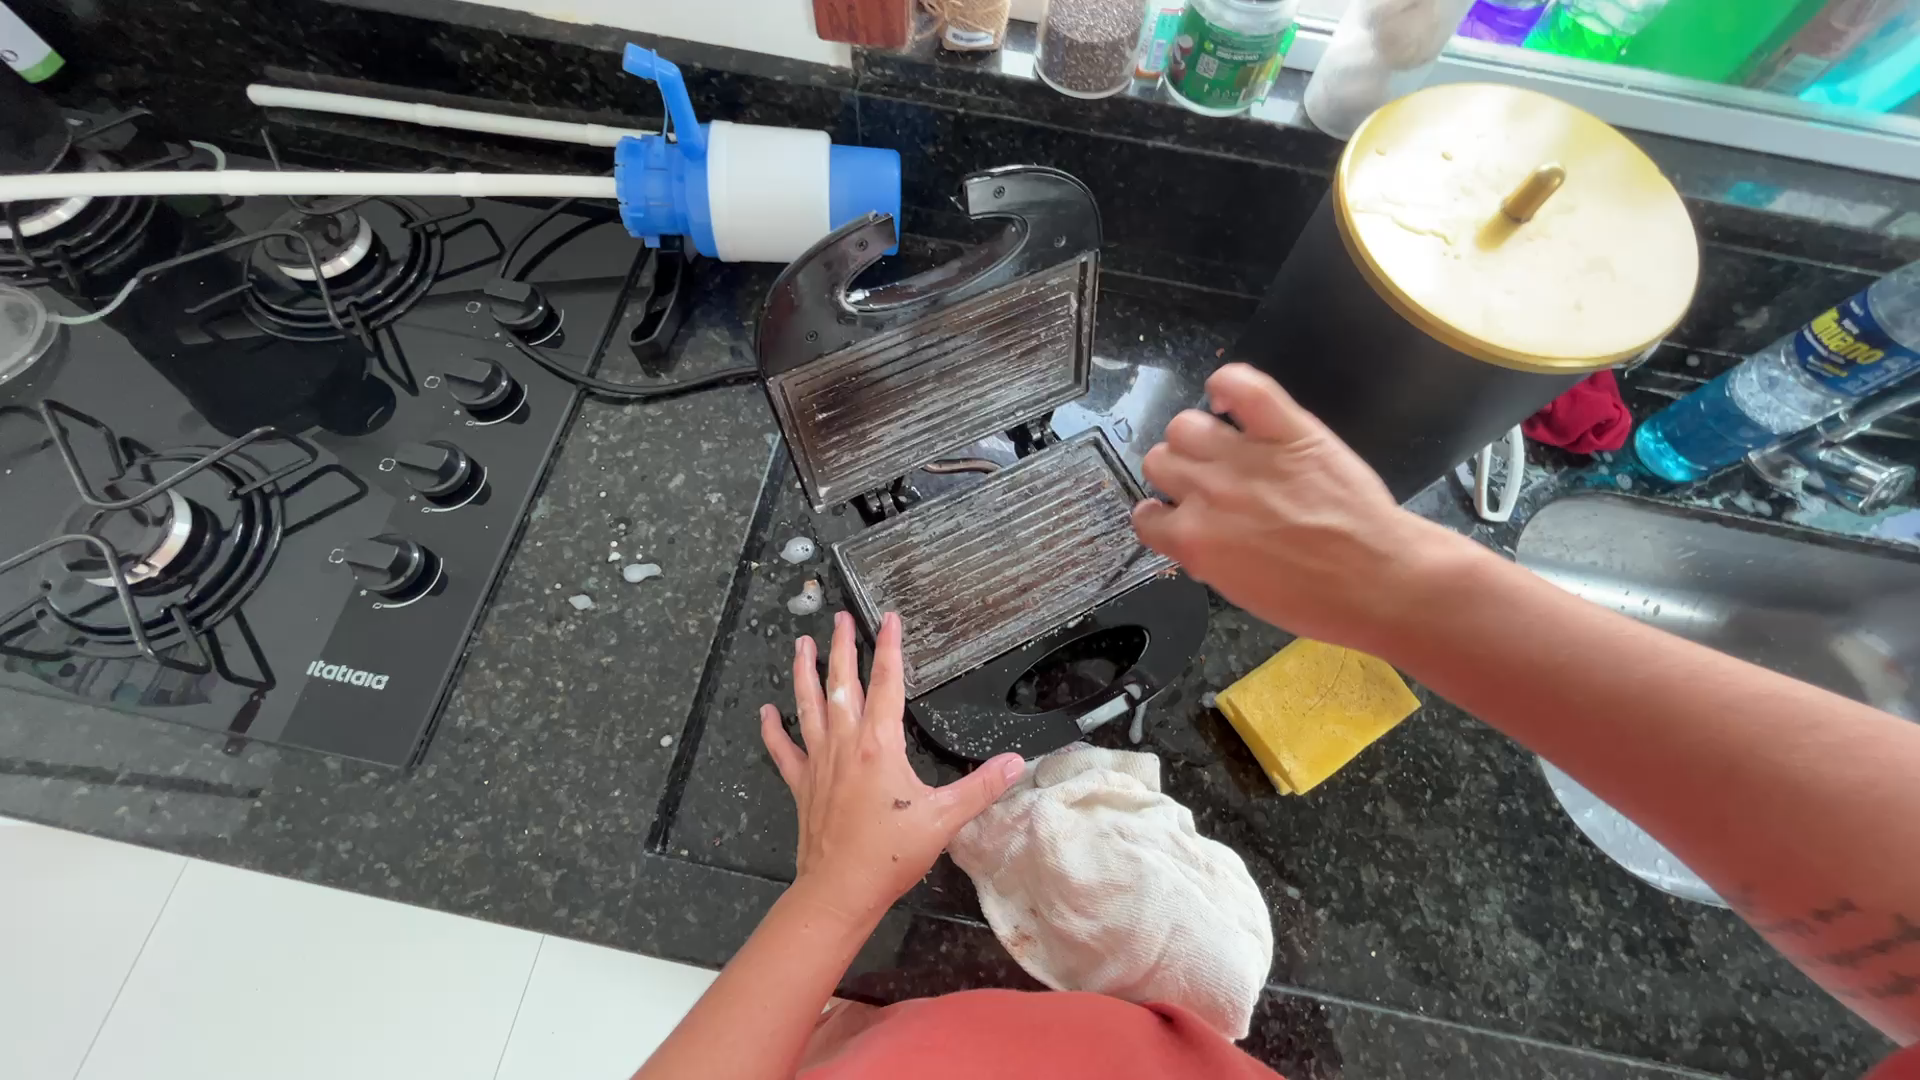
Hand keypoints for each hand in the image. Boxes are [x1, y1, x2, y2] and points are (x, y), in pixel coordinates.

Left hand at [760, 611, 1024, 921]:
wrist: (839, 891)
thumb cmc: (891, 854)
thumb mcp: (944, 819)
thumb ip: (980, 787)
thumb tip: (1016, 763)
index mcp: (879, 744)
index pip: (886, 683)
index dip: (889, 647)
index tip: (889, 618)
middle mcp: (845, 743)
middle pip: (841, 684)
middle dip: (841, 646)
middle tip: (839, 616)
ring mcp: (818, 762)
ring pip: (807, 706)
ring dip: (804, 672)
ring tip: (800, 642)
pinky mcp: (801, 784)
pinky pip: (783, 750)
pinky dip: (772, 730)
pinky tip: (765, 711)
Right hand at [1132, 363, 1474, 651]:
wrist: (1379, 582)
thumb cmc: (1313, 600)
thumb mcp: (1237, 592)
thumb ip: (1203, 555)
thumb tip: (1194, 535)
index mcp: (1192, 540)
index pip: (1145, 516)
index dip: (1160, 517)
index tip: (1179, 518)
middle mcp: (1206, 492)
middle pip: (1157, 461)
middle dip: (1176, 475)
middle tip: (1206, 485)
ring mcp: (1245, 457)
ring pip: (1183, 425)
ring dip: (1195, 438)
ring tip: (1221, 447)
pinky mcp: (1285, 430)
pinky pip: (1240, 384)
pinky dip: (1228, 385)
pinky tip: (1231, 401)